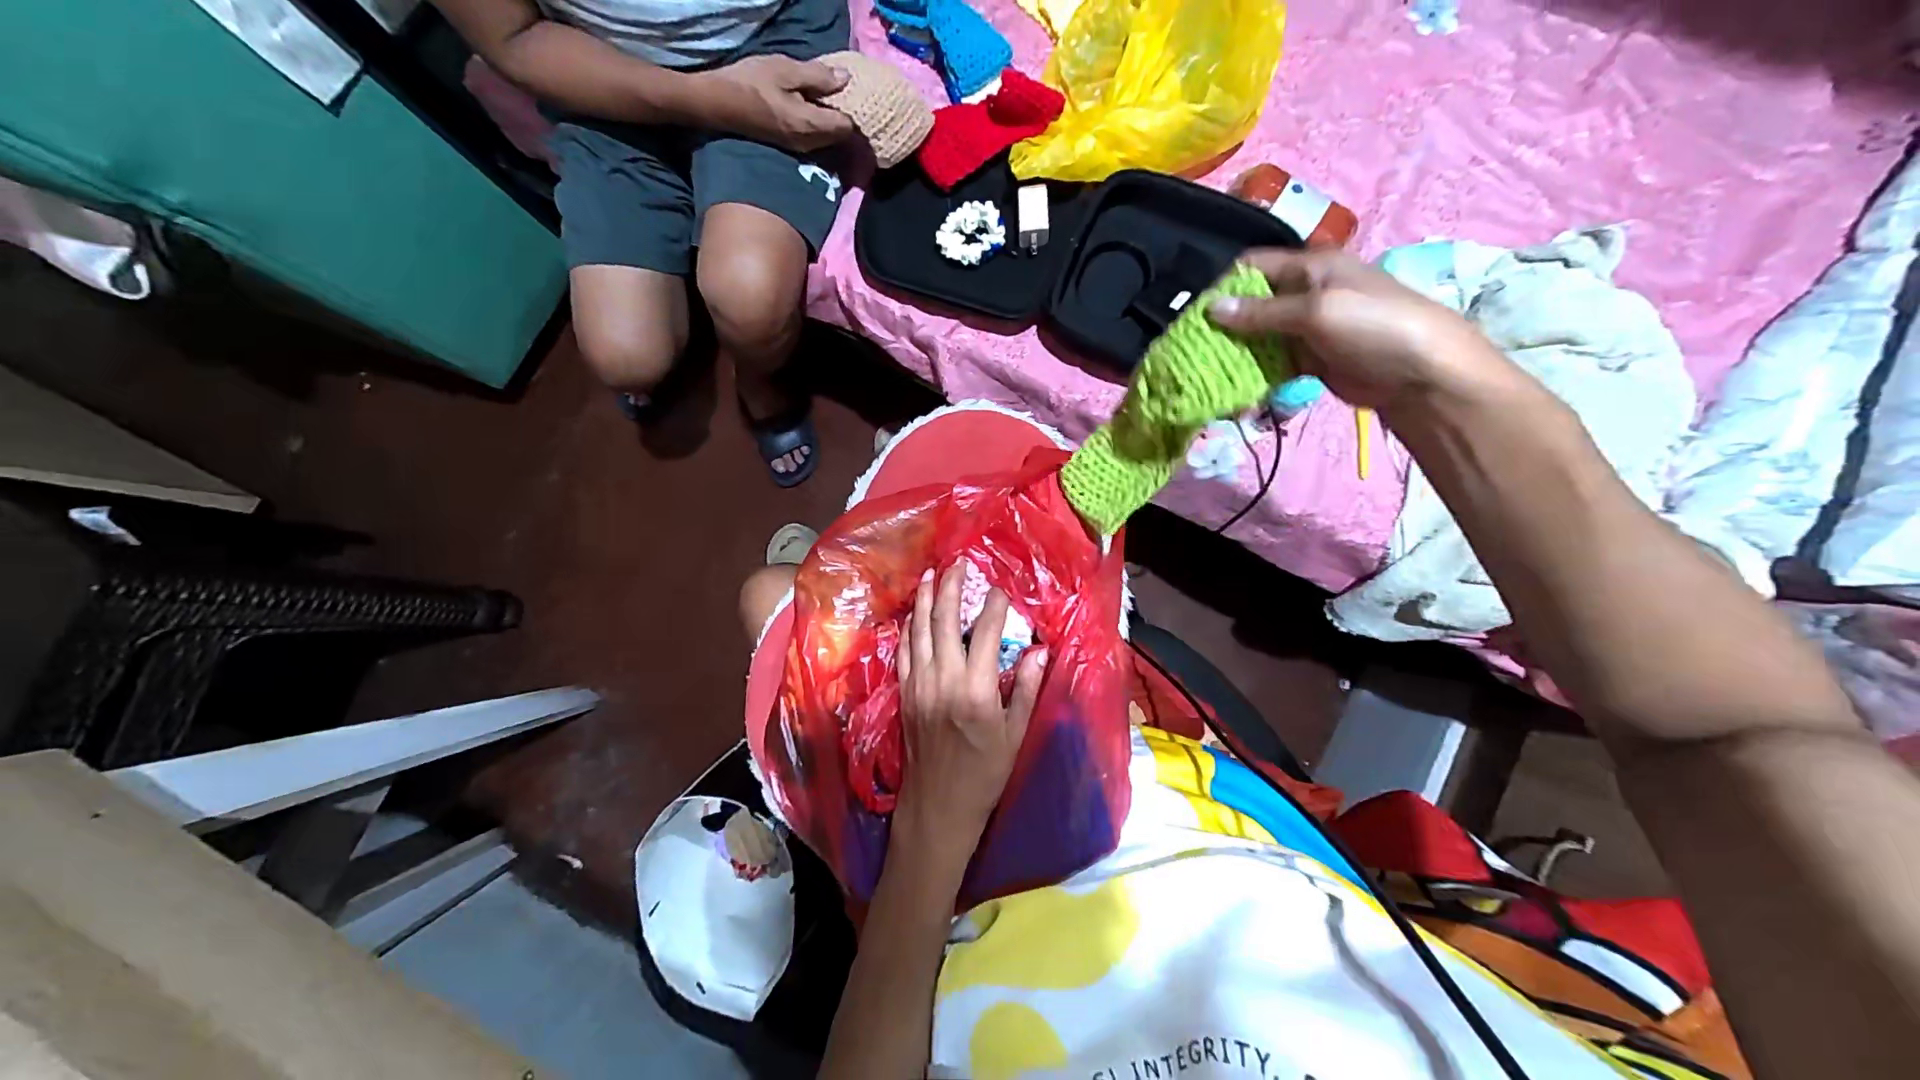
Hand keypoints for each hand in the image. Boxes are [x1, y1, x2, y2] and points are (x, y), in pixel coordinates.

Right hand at [699, 55, 855, 152]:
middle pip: (840, 137)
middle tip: (844, 95)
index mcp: (811, 125)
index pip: (848, 127)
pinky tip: (813, 108)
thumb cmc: (749, 84)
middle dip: (846, 118)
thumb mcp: (784, 70)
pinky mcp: (791, 147)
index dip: (855, 111)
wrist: (718, 105)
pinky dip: (820, 126)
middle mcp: (810, 143)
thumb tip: (846, 80)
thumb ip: (817, 77)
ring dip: (833, 123)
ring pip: (828, 139)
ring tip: (829, 100)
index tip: (855, 95)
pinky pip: (816, 140)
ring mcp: (800, 149)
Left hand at [893, 562, 1046, 873]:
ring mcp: (919, 685)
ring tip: (932, 573)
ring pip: (919, 631)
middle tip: (958, 563)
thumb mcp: (1015, 735)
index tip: (1000, 586)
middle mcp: (943, 680)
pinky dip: (909, 628)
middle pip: (944, 621)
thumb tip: (1038, 650)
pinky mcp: (905, 694)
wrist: (938, 806)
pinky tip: (912, 613)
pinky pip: (904, 651)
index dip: (993, 605)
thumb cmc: (985, 774)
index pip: (985, 633)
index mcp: (976, 690)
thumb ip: (1025, 689)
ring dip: (925, 599)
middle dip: (951, 587)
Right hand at [1207, 248, 1514, 414]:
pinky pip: (1272, 364)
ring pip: (1258, 338)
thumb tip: (1211, 309)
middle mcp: (1305, 293)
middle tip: (1194, 349)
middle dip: (1223, 325)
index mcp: (1310, 267)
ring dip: (1236, 354)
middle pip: (1251, 304)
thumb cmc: (1373, 326)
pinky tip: (1236, 390)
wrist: (1423, 373)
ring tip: (1208, 373)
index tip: (1194, 314)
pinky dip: (1254, 376)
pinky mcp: (1310, 359)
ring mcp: (1307, 328)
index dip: (1222, 286)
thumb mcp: (1316, 311)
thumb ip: (1262, 312)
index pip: (1253, 266)